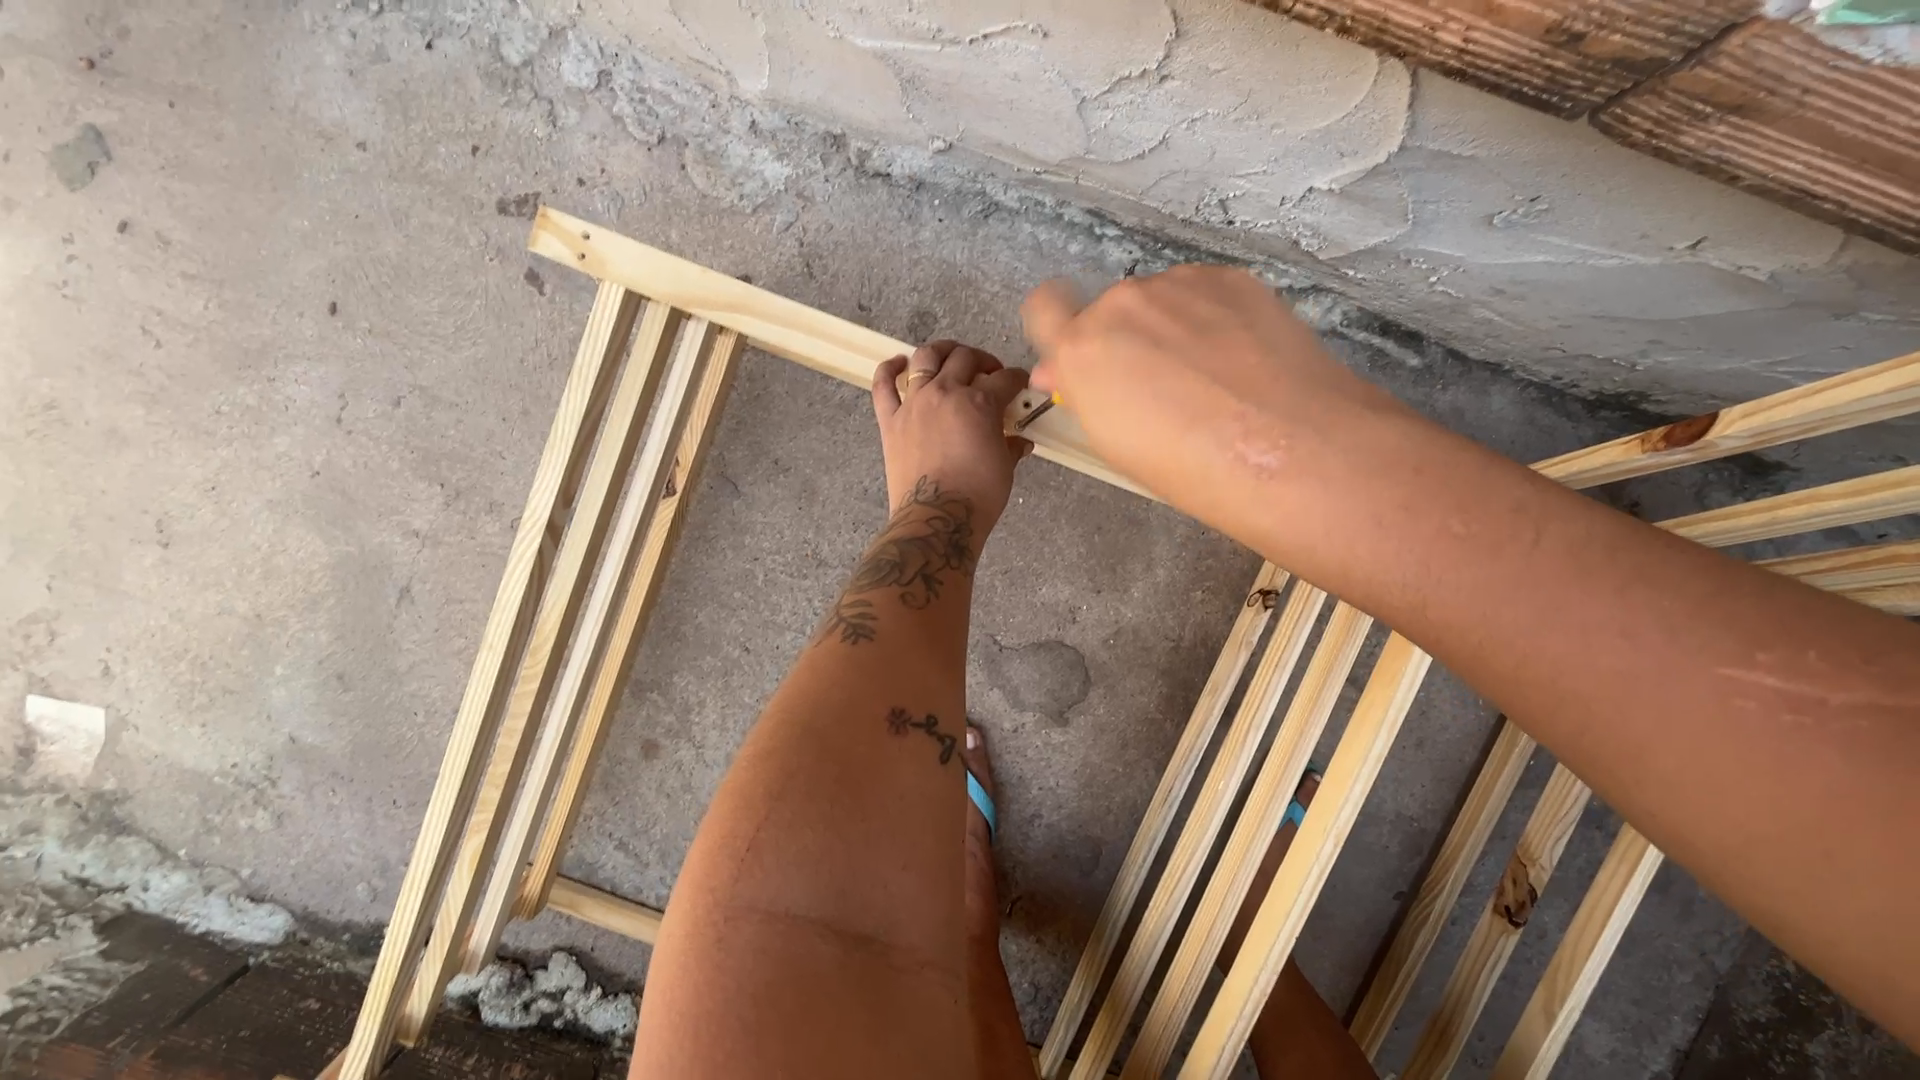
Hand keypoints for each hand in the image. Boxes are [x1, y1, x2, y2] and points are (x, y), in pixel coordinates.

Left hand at [871, 341, 1031, 534]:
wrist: (936, 518)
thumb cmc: (976, 496)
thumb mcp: (1004, 468)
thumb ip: (1010, 447)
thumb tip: (1019, 443)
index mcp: (980, 403)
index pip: (1004, 379)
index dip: (1016, 378)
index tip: (1019, 382)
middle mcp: (946, 393)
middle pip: (966, 358)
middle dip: (983, 360)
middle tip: (990, 372)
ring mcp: (915, 403)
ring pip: (926, 358)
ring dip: (942, 351)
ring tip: (951, 356)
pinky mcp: (890, 420)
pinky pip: (883, 385)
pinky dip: (888, 368)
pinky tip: (898, 362)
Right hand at [1020, 266, 1413, 523]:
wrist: (1284, 444)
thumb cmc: (1186, 465)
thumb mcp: (1114, 442)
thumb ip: (1083, 393)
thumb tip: (1062, 370)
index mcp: (1081, 348)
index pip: (1043, 307)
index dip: (1057, 327)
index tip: (1081, 353)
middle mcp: (1122, 303)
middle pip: (1110, 310)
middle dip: (1126, 339)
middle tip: (1163, 384)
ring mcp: (1179, 284)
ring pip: (1160, 300)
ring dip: (1171, 327)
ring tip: (1213, 374)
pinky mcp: (1229, 279)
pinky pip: (1203, 293)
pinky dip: (1213, 318)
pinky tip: (1242, 358)